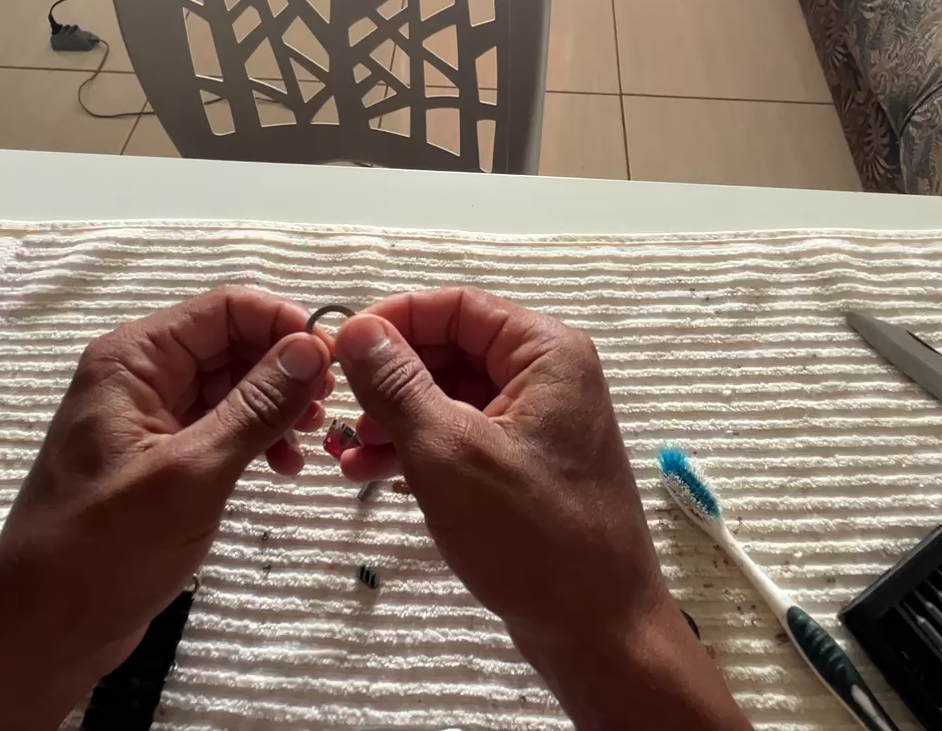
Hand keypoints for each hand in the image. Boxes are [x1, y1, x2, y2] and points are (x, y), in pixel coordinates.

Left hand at [0, 287, 332, 730]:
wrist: (41, 637)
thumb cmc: (106, 550)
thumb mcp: (193, 471)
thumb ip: (257, 405)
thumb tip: (313, 346)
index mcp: (134, 358)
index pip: (225, 307)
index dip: (282, 323)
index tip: (331, 360)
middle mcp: (142, 372)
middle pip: (233, 341)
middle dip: (284, 368)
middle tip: (325, 407)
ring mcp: (152, 411)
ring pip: (234, 381)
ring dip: (277, 404)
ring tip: (307, 440)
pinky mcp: (164, 449)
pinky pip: (224, 419)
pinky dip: (259, 433)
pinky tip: (282, 464)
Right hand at [333, 289, 749, 729]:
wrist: (600, 635)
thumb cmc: (533, 537)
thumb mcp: (448, 452)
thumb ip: (396, 384)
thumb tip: (356, 329)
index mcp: (545, 351)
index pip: (457, 306)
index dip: (395, 318)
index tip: (341, 345)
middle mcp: (546, 373)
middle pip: (451, 348)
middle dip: (390, 378)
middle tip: (342, 409)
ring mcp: (536, 418)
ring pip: (450, 393)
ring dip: (396, 417)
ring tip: (347, 453)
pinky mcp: (523, 458)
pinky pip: (461, 431)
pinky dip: (419, 446)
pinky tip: (371, 472)